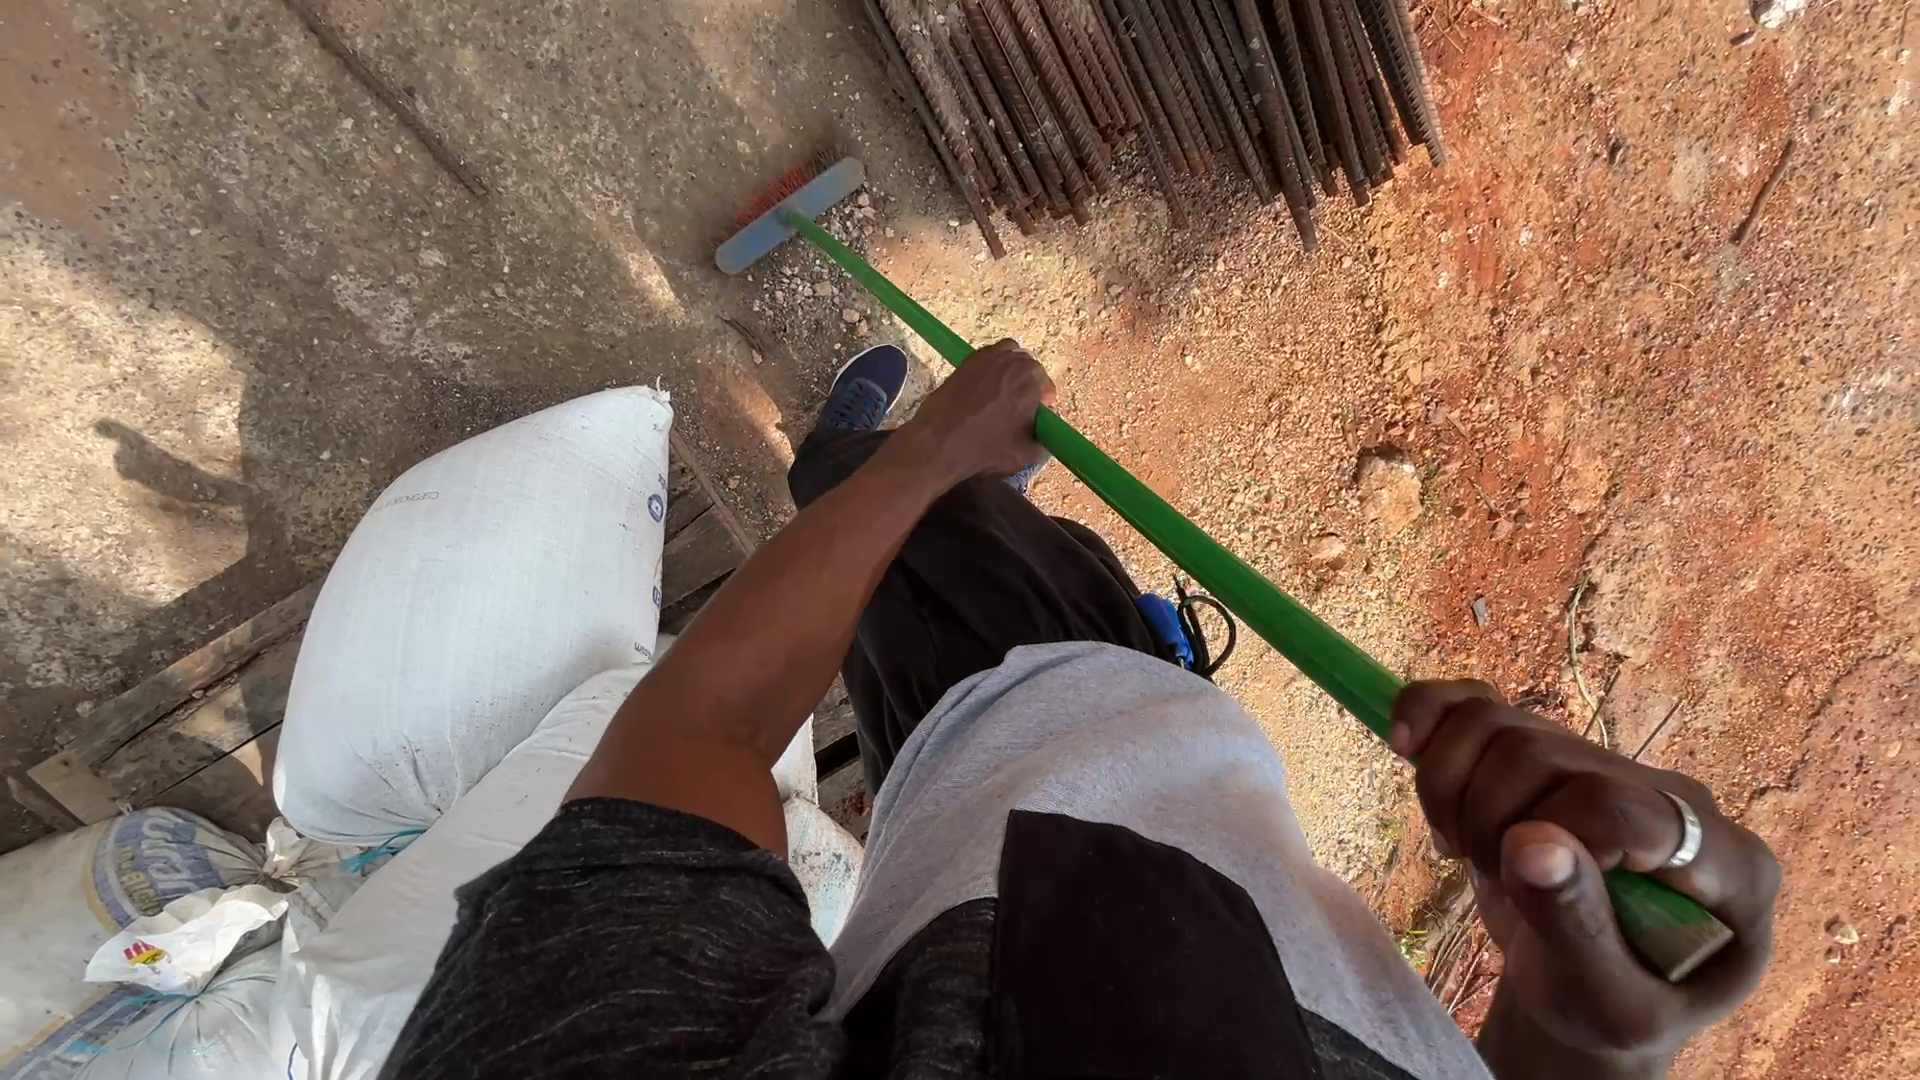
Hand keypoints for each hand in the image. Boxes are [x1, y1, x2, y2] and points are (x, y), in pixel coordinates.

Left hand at [889, 339, 1053, 484]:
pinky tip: (983, 390)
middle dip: (1027, 385)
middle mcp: (1014, 361)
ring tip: (1001, 395)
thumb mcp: (1026, 455)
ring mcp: (989, 357)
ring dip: (1011, 373)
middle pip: (1029, 369)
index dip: (1041, 404)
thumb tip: (1044, 438)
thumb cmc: (985, 449)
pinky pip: (989, 357)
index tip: (1032, 418)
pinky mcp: (968, 360)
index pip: (1046, 387)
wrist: (939, 442)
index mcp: (1032, 382)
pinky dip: (991, 369)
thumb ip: (1043, 443)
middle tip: (1016, 409)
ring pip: (1010, 357)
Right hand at [1391, 680, 1779, 1072]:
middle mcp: (1666, 791)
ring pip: (1490, 720)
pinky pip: (1469, 698)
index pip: (1620, 803)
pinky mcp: (1537, 743)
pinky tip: (1404, 746)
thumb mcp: (1606, 1003)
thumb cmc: (1604, 1004)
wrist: (1577, 981)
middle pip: (1537, 753)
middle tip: (1482, 873)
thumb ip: (1579, 926)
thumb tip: (1530, 844)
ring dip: (1445, 784)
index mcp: (1723, 860)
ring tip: (1459, 841)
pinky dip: (1423, 711)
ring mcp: (1596, 758)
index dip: (1551, 834)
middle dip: (1482, 818)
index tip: (1517, 884)